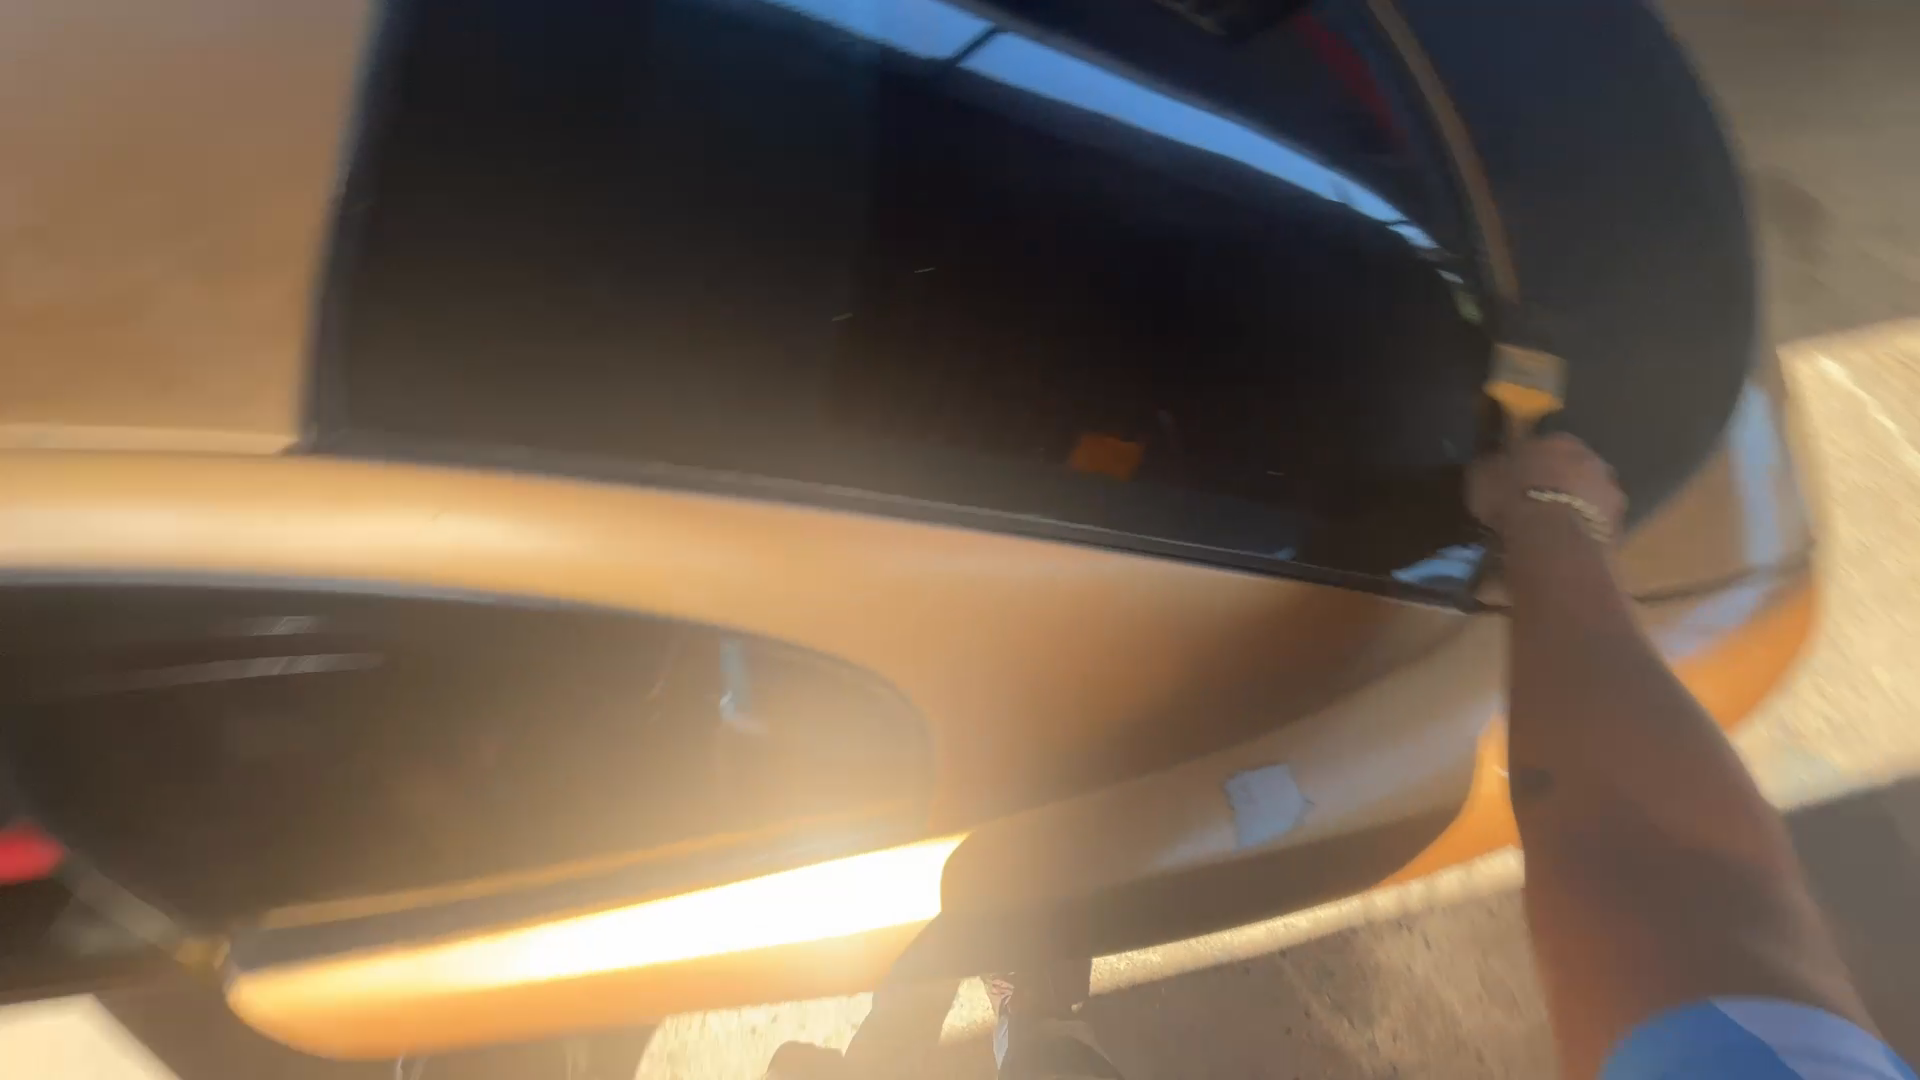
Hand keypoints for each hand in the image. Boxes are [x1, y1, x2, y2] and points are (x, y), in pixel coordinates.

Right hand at [1468, 433, 1626, 538]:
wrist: (1550, 533)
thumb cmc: (1511, 495)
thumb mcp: (1482, 474)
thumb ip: (1493, 463)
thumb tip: (1494, 459)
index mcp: (1557, 440)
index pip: (1543, 442)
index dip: (1528, 458)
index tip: (1514, 472)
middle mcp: (1591, 457)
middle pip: (1571, 465)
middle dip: (1555, 478)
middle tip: (1533, 496)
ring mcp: (1610, 488)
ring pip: (1587, 490)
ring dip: (1571, 501)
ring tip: (1547, 520)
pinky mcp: (1619, 520)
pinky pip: (1593, 518)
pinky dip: (1579, 524)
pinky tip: (1560, 537)